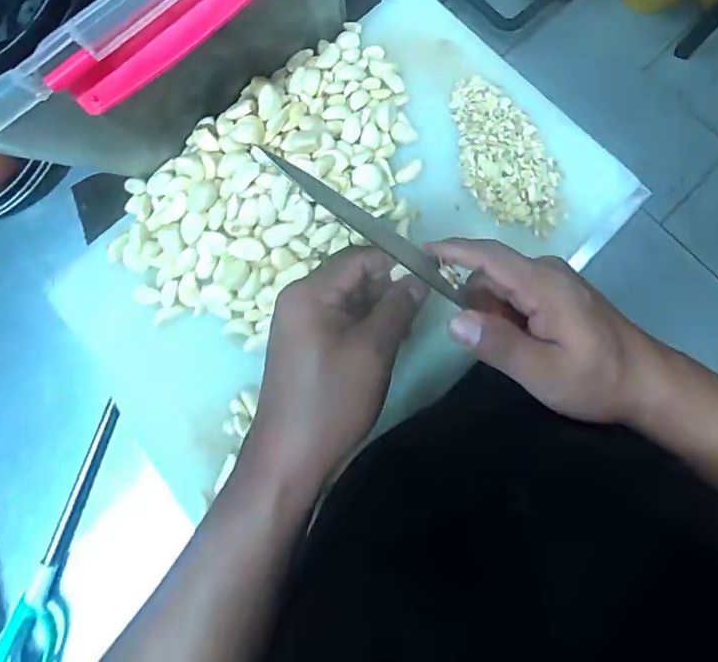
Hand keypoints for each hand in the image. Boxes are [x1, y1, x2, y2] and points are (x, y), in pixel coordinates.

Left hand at [243, 248, 425, 489]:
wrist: (288, 461)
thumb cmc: (331, 401)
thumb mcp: (372, 350)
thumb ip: (397, 306)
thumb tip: (418, 277)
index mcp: (309, 291)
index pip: (358, 257)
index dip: (395, 262)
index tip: (429, 277)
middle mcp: (299, 298)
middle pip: (353, 275)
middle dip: (388, 287)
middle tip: (420, 310)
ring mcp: (299, 321)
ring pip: (349, 298)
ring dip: (379, 308)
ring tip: (407, 330)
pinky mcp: (305, 342)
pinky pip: (340, 318)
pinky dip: (365, 325)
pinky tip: (386, 344)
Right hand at [426, 238, 665, 424]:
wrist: (648, 382)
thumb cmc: (597, 379)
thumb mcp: (543, 372)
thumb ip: (498, 345)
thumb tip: (454, 319)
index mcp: (542, 283)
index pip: (487, 256)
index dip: (452, 250)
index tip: (419, 250)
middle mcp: (547, 270)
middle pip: (491, 273)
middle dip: (480, 306)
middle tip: (498, 349)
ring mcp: (555, 279)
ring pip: (503, 285)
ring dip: (498, 314)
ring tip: (522, 352)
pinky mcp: (560, 291)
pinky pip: (519, 292)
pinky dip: (512, 315)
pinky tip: (530, 343)